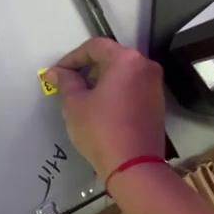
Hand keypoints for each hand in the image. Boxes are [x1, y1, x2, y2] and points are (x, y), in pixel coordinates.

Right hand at [49, 37, 166, 174]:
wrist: (134, 166)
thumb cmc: (100, 130)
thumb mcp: (75, 104)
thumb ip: (66, 81)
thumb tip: (56, 72)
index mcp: (126, 60)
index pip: (95, 47)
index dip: (72, 58)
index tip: (58, 74)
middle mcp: (145, 66)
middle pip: (111, 57)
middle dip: (87, 68)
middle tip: (69, 84)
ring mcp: (154, 85)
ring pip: (123, 72)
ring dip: (102, 79)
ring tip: (83, 97)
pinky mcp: (157, 102)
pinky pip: (132, 86)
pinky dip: (116, 90)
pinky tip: (102, 108)